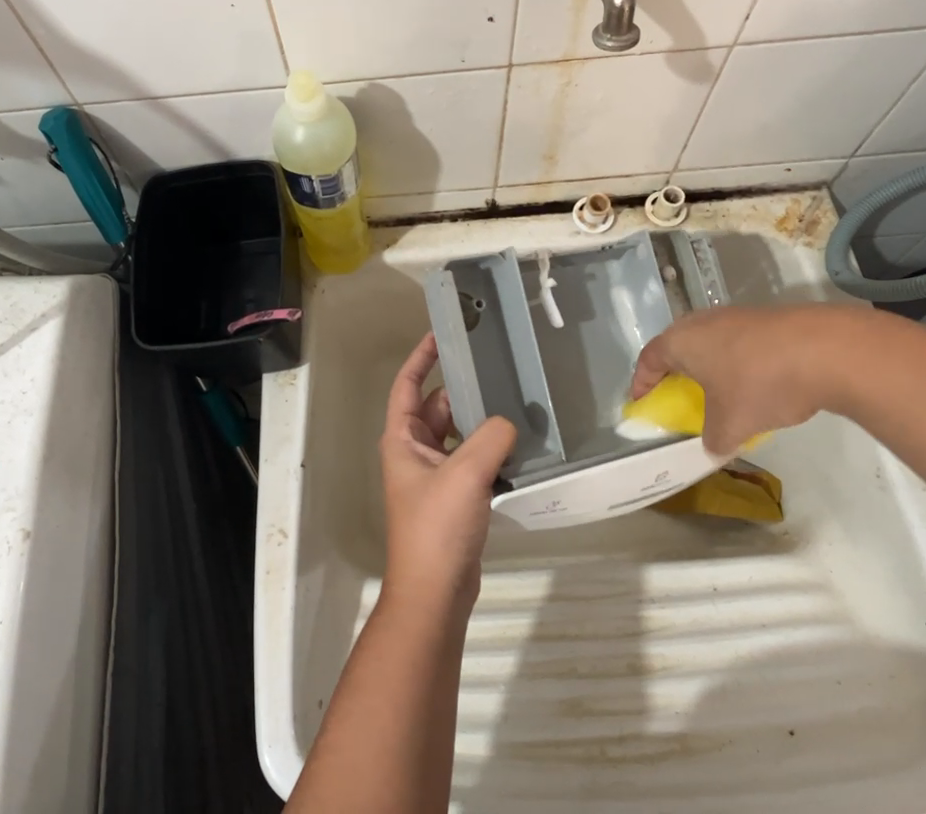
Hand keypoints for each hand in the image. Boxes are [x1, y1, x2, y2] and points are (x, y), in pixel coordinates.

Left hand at [379, 333, 517, 612]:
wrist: (435, 591)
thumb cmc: (437, 527)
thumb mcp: (465, 474)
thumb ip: (491, 438)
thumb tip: (509, 422)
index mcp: (402, 440)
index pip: (407, 386)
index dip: (422, 358)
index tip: (442, 333)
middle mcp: (415, 453)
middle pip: (438, 408)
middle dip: (464, 388)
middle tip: (499, 366)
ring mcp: (435, 478)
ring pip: (460, 435)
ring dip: (482, 421)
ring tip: (518, 399)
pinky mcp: (456, 499)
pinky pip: (474, 462)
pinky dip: (492, 451)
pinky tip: (523, 445)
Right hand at [630, 305, 858, 454]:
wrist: (827, 351)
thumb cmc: (760, 384)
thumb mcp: (731, 424)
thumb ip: (714, 439)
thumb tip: (713, 449)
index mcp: (682, 342)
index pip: (650, 358)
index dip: (642, 380)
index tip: (641, 399)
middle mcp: (704, 322)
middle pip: (680, 343)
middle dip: (676, 367)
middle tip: (677, 389)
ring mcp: (739, 316)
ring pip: (714, 340)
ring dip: (712, 363)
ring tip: (719, 389)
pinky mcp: (771, 319)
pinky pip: (743, 342)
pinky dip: (741, 361)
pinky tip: (758, 383)